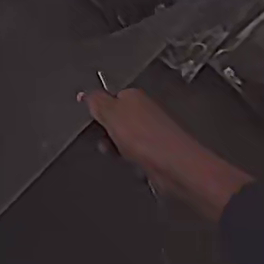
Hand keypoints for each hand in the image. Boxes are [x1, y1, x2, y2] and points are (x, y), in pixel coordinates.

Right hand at [81, 87, 254, 221]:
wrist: (179, 169)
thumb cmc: (148, 139)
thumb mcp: (110, 113)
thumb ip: (94, 101)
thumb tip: (84, 94)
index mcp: (133, 96)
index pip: (105, 99)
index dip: (97, 112)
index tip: (92, 122)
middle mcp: (144, 111)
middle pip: (113, 122)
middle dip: (107, 135)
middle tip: (108, 142)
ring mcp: (152, 133)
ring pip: (123, 142)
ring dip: (118, 151)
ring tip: (124, 156)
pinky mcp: (158, 153)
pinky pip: (135, 157)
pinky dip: (133, 164)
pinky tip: (136, 166)